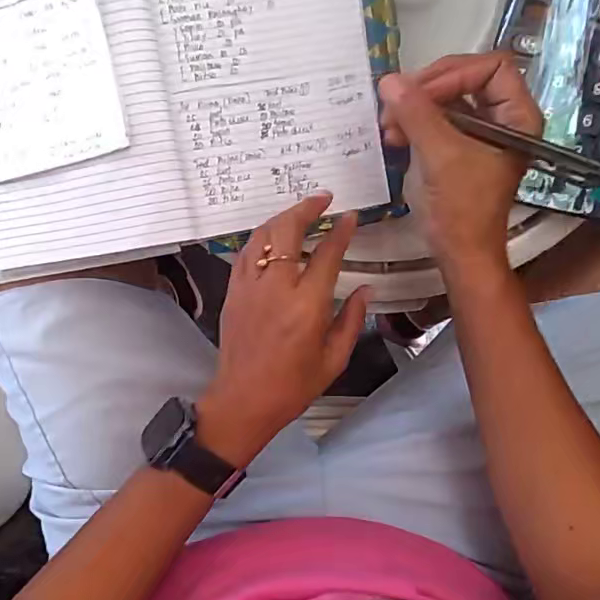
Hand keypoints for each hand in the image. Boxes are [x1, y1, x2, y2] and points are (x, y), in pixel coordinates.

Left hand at [196, 193, 369, 466]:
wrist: (244, 399)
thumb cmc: (293, 386)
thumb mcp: (334, 358)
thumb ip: (351, 319)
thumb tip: (365, 289)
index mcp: (307, 305)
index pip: (327, 253)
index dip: (340, 231)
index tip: (349, 217)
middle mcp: (276, 288)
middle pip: (288, 231)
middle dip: (306, 208)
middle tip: (323, 199)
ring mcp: (250, 287)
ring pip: (262, 236)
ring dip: (282, 218)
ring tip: (299, 213)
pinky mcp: (233, 292)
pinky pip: (245, 253)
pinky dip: (261, 238)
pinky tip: (272, 237)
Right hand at [378, 54, 543, 273]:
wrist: (461, 254)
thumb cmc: (463, 209)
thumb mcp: (441, 156)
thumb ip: (417, 114)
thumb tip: (389, 81)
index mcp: (518, 117)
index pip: (491, 68)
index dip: (454, 75)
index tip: (420, 95)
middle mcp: (503, 120)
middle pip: (466, 79)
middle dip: (428, 90)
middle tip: (396, 103)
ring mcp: (480, 136)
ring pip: (447, 101)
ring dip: (415, 108)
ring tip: (389, 125)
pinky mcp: (459, 151)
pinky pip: (437, 123)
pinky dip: (414, 125)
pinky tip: (394, 136)